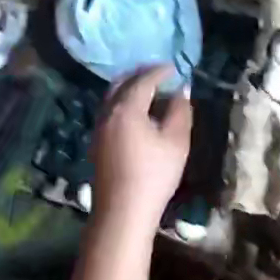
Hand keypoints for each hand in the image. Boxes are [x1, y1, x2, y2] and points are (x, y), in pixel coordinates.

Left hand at [91, 65, 191, 231]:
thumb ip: (180, 111)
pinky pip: (110, 111)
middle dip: (140, 74)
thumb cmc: (154, 174)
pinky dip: (124, 102)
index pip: (143, 80)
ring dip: (130, 88)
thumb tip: (182, 91)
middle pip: (121, 84)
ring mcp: (99, 129)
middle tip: (160, 73)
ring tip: (151, 90)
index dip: (160, 71)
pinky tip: (138, 113)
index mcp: (126, 108)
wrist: (123, 212)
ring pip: (112, 98)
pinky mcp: (97, 143)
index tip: (176, 67)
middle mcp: (107, 113)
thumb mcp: (176, 141)